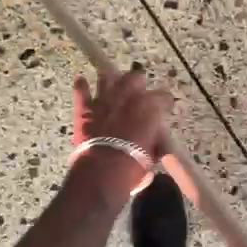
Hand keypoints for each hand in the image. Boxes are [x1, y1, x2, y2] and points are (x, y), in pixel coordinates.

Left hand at [71, 68, 174, 195]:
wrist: (104, 170)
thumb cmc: (134, 164)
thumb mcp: (154, 153)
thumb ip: (156, 140)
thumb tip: (157, 140)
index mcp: (150, 106)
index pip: (164, 96)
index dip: (165, 103)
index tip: (164, 109)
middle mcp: (128, 96)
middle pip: (135, 77)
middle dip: (138, 84)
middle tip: (138, 94)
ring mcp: (104, 99)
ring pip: (108, 77)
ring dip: (112, 80)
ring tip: (113, 84)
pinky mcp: (85, 108)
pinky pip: (82, 90)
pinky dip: (81, 86)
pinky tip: (81, 81)